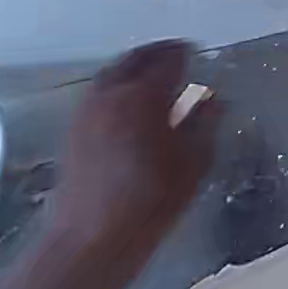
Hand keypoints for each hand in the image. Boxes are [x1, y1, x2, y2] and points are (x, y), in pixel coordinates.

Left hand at [53, 39, 221, 255]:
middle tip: (177, 51)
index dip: (184, 53)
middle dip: (157, 52)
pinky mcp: (74, 131)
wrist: (93, 238)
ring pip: (112, 73)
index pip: (168, 61)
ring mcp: (87, 112)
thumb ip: (205, 121)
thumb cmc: (153, 198)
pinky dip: (118, 84)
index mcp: (143, 96)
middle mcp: (111, 96)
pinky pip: (100, 92)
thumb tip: (213, 98)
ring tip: (154, 71)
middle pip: (134, 60)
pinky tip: (132, 99)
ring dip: (134, 66)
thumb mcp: (195, 159)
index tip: (197, 50)